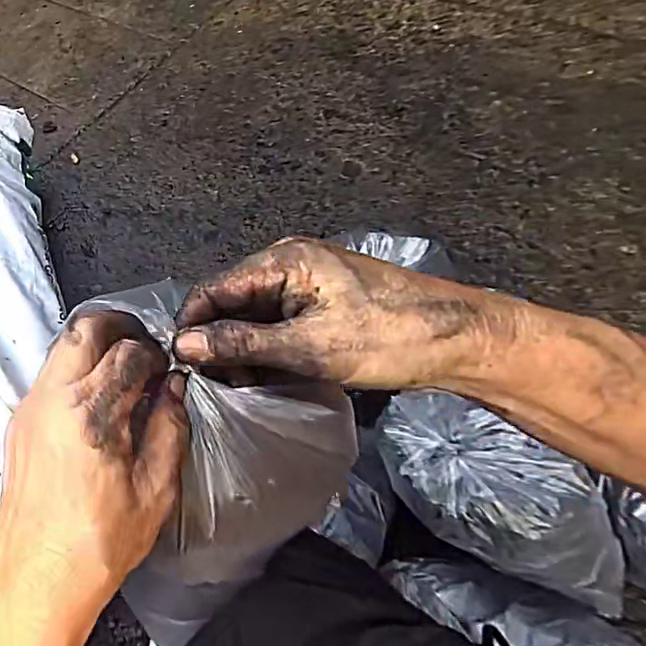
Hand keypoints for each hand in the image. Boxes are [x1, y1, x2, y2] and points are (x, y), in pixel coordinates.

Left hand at [0, 311, 189, 619]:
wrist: (37, 575)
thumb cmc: (92, 546)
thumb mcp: (156, 490)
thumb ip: (170, 428)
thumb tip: (173, 391)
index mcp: (92, 414)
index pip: (129, 351)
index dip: (156, 353)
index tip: (166, 369)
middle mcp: (53, 401)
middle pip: (84, 326)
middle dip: (119, 325)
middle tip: (142, 344)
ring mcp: (31, 409)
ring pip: (61, 346)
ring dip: (94, 345)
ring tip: (122, 371)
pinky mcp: (20, 423)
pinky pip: (48, 374)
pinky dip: (75, 371)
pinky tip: (97, 399)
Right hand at [172, 237, 512, 391]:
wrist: (462, 340)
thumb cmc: (390, 338)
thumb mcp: (309, 347)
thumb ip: (241, 343)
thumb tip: (184, 345)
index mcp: (283, 261)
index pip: (214, 288)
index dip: (193, 325)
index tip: (183, 364)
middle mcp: (287, 264)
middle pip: (230, 303)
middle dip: (220, 343)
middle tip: (219, 384)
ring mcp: (304, 283)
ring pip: (251, 317)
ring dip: (244, 350)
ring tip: (247, 385)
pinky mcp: (317, 302)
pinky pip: (275, 323)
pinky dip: (267, 349)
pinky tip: (270, 375)